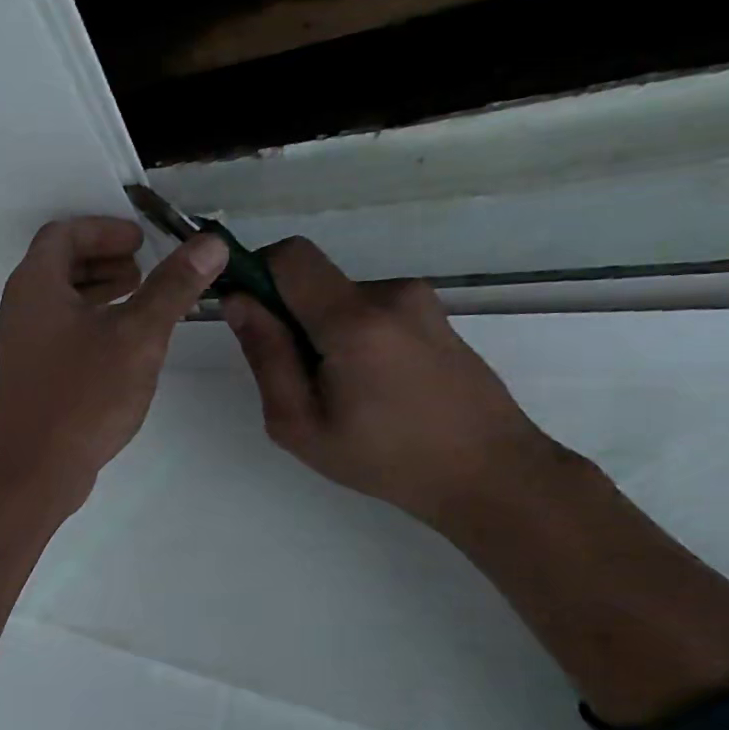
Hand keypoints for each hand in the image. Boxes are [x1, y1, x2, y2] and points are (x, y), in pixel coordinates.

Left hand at [0, 217, 227, 510]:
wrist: (31, 471)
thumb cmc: (82, 395)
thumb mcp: (136, 336)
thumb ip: (172, 288)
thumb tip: (210, 242)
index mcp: (36, 285)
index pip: (64, 234)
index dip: (104, 229)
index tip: (142, 240)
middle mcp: (21, 307)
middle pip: (59, 264)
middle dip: (104, 258)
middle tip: (145, 267)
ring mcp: (22, 344)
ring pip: (61, 300)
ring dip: (99, 290)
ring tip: (140, 298)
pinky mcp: (31, 375)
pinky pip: (61, 330)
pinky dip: (91, 321)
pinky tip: (123, 344)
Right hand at [223, 237, 565, 526]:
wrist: (490, 473)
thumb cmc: (385, 459)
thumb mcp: (301, 423)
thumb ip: (266, 355)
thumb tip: (238, 300)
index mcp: (353, 320)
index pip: (290, 256)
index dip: (258, 273)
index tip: (252, 317)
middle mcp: (389, 294)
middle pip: (315, 283)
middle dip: (293, 320)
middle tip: (304, 382)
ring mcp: (418, 301)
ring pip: (342, 300)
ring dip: (327, 334)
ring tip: (347, 394)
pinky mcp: (434, 315)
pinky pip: (372, 311)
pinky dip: (357, 338)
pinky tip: (377, 387)